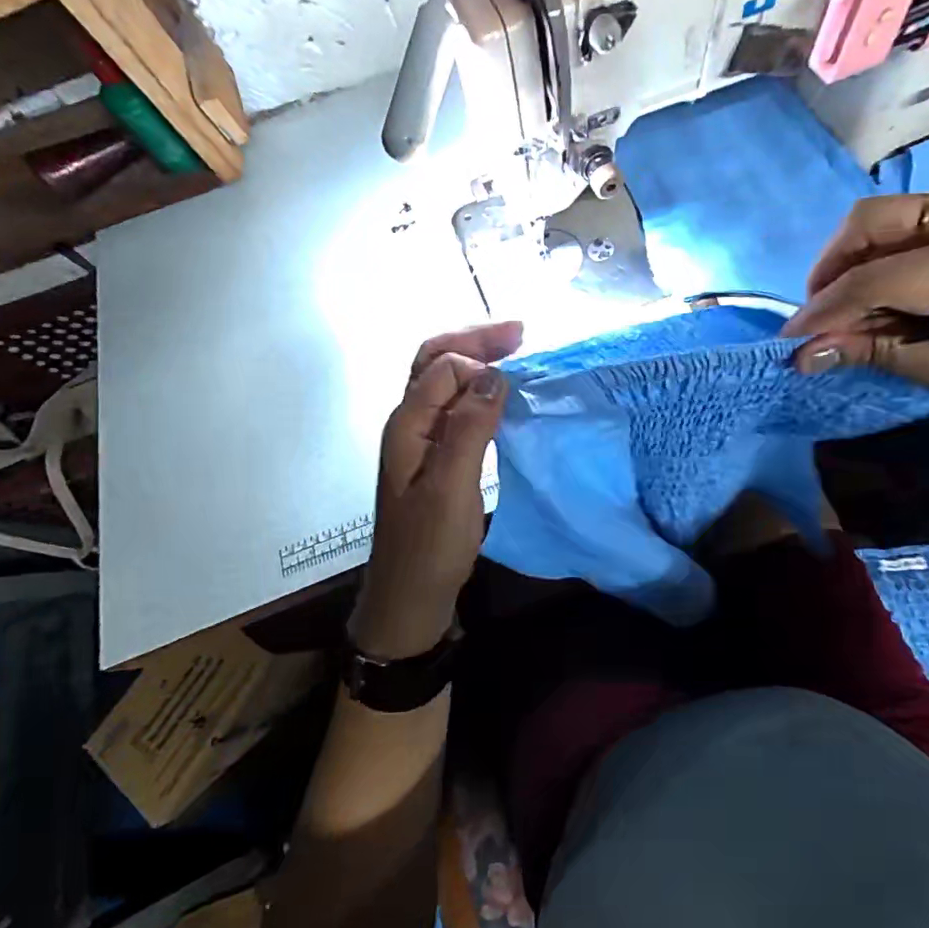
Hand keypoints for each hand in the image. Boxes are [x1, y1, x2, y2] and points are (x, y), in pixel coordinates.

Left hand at [352, 321, 521, 658]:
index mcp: (407, 425)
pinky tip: (504, 398)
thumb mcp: (451, 487)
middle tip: (520, 331)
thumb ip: (469, 428)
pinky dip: (481, 391)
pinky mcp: (439, 457)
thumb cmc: (429, 546)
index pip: (442, 367)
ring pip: (446, 383)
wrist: (410, 596)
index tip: (521, 370)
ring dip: (477, 361)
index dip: (479, 360)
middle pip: (435, 362)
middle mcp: (410, 424)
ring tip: (516, 351)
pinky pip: (458, 409)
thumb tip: (494, 374)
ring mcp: (423, 440)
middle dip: (475, 340)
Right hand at [784, 191, 928, 481]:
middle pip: (881, 219)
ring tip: (858, 315)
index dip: (824, 312)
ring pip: (908, 216)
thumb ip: (893, 356)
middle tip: (819, 321)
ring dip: (869, 261)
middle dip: (835, 268)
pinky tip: (908, 297)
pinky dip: (908, 258)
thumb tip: (817, 353)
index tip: (788, 344)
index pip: (878, 276)